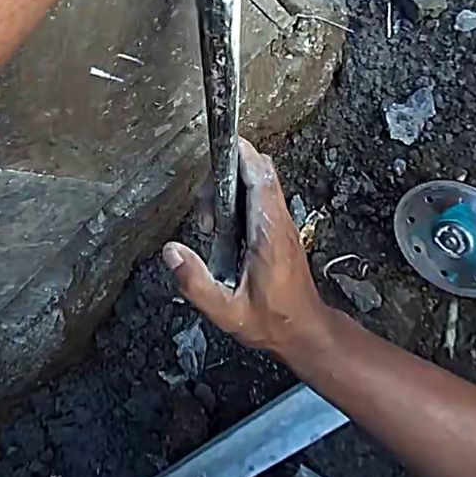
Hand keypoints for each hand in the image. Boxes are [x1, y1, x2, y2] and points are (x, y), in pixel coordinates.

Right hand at [162, 139, 338, 357]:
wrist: (305, 331)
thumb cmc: (272, 322)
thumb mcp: (227, 312)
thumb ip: (196, 282)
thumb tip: (170, 251)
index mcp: (269, 233)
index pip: (260, 178)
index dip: (242, 155)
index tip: (222, 145)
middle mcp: (279, 221)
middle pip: (259, 172)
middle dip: (226, 175)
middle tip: (205, 212)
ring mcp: (282, 223)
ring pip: (259, 182)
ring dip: (230, 189)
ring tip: (209, 226)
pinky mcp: (278, 228)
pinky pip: (260, 197)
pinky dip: (238, 199)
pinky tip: (221, 230)